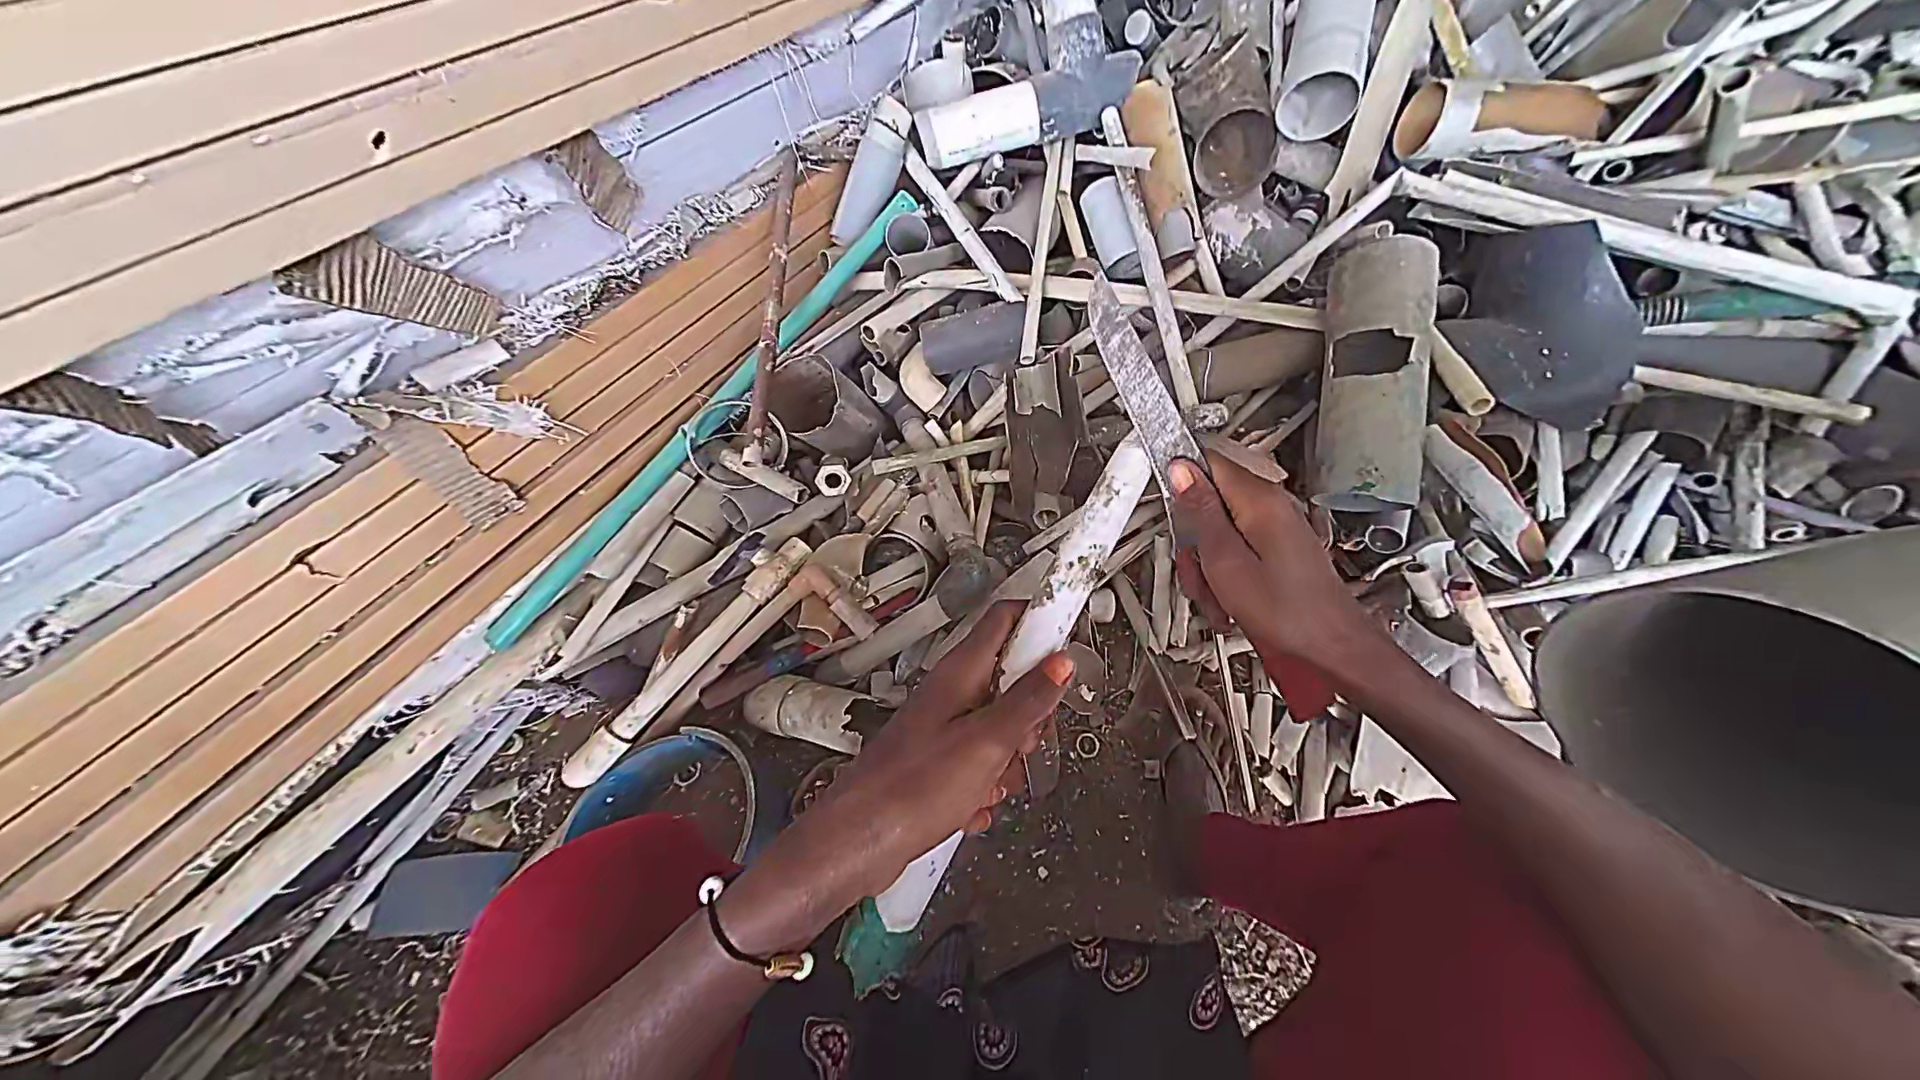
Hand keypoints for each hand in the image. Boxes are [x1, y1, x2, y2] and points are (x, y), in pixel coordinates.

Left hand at [719, 601, 1070, 952]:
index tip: (1069, 640)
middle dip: (1031, 714)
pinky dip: (986, 783)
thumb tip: (1061, 662)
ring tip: (990, 780)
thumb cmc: (912, 788)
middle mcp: (952, 692)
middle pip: (1013, 679)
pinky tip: (971, 804)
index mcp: (960, 671)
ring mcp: (946, 726)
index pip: (1006, 619)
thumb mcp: (987, 742)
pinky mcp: (941, 760)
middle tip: (1023, 740)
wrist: (860, 842)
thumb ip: (1029, 700)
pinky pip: (983, 761)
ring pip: (1002, 727)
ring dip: (1009, 758)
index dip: (1040, 621)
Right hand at [1169, 452, 1378, 686]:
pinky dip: (1224, 576)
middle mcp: (1271, 509)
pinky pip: (1234, 552)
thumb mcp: (1226, 563)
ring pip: (1217, 534)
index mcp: (1259, 502)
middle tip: (1198, 569)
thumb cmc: (1288, 614)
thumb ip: (1201, 514)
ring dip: (1206, 566)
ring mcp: (1275, 530)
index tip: (1171, 509)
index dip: (1180, 482)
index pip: (1208, 463)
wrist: (1332, 650)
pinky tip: (1230, 601)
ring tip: (1217, 594)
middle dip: (1193, 541)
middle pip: (1208, 505)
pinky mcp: (1276, 551)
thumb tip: (1181, 472)